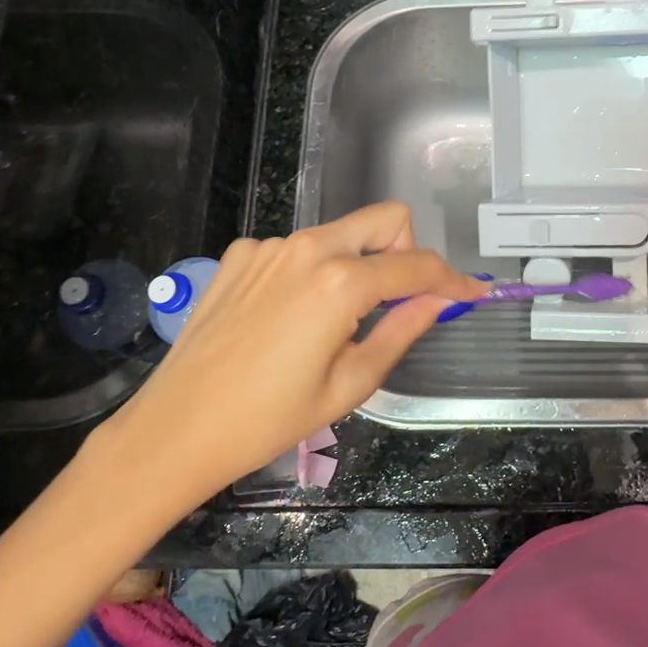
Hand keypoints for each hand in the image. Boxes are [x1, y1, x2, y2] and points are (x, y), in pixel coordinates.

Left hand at [94, 202, 485, 502]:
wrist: (177, 427)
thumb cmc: (269, 419)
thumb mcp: (349, 384)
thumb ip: (401, 331)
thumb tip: (438, 301)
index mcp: (341, 282)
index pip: (417, 266)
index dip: (452, 280)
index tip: (471, 294)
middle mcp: (308, 247)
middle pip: (385, 219)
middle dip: (407, 252)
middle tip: (400, 301)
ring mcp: (270, 246)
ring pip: (340, 233)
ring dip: (357, 264)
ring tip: (338, 322)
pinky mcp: (241, 254)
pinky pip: (298, 248)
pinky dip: (312, 272)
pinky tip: (289, 317)